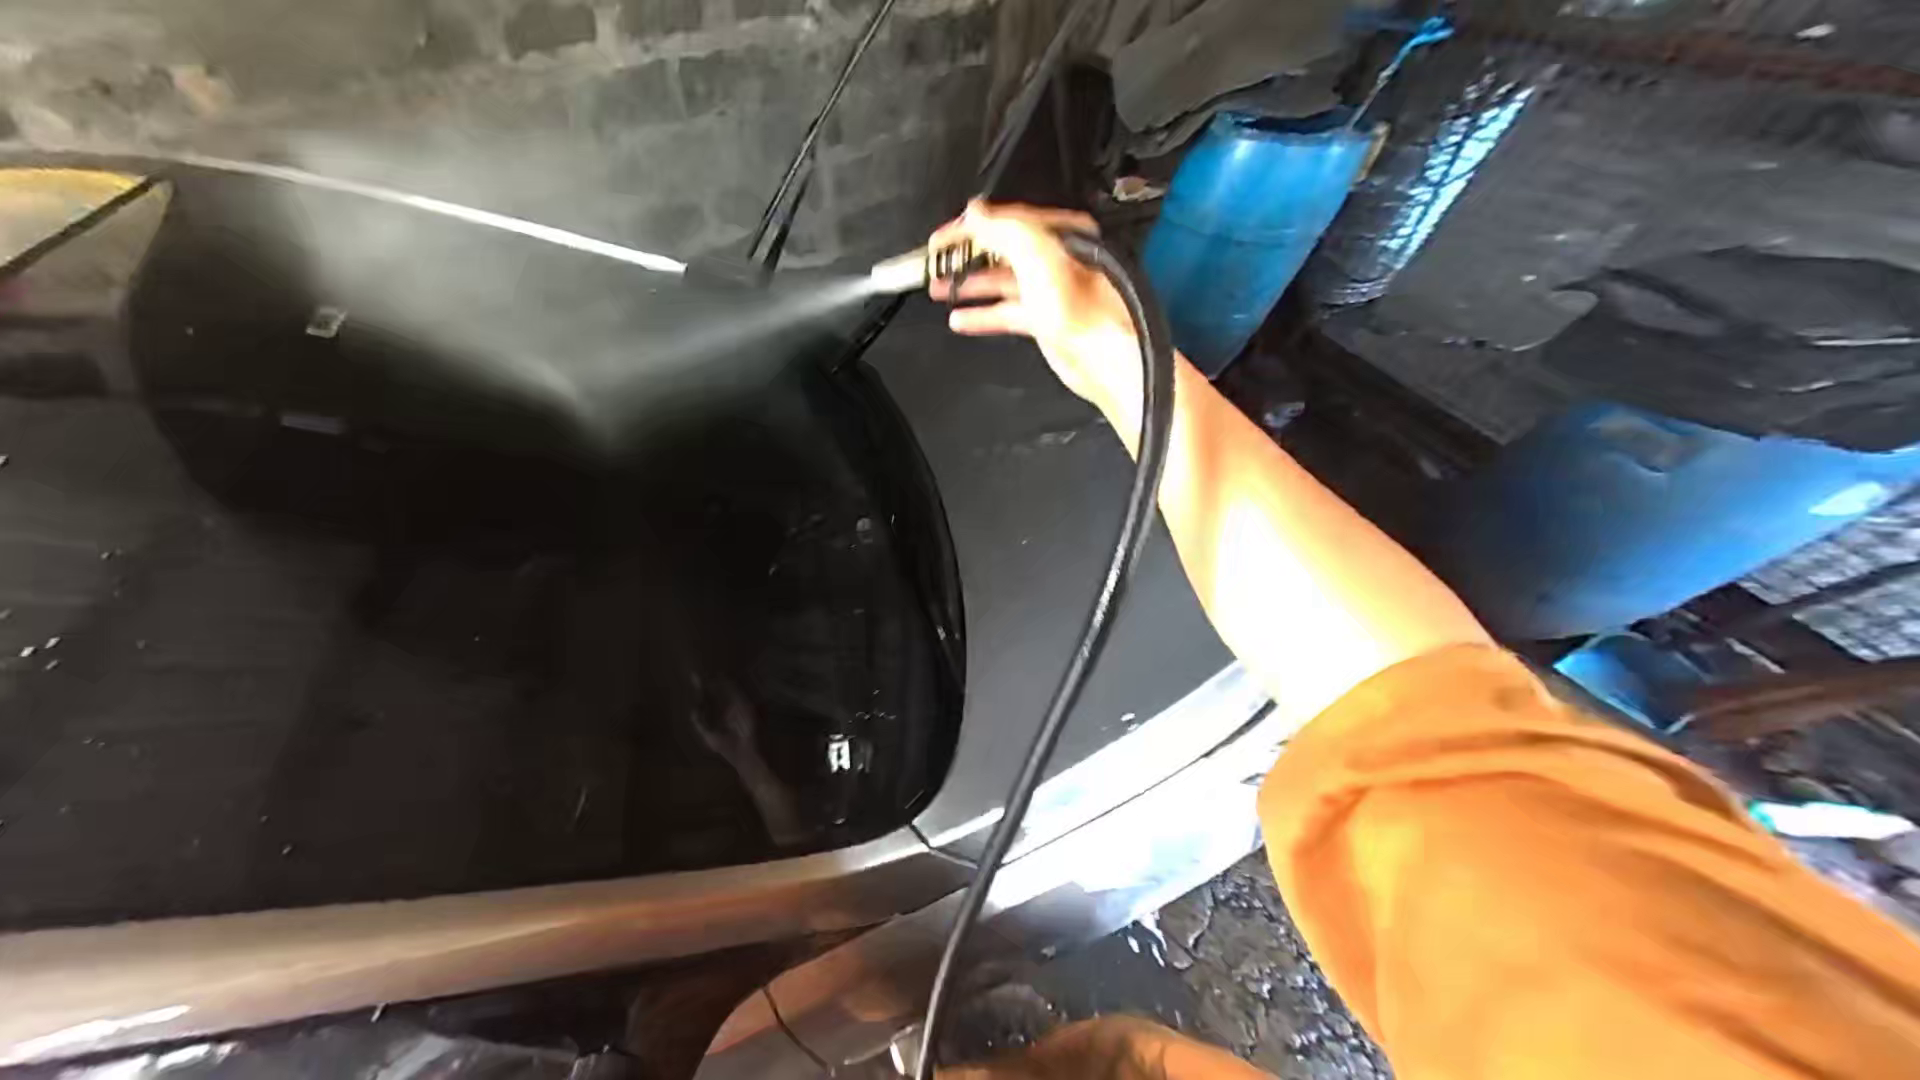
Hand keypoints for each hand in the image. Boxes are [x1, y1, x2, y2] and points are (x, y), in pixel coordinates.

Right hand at [927, 201, 1141, 428]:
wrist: (1099, 352)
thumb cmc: (1078, 303)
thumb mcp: (1035, 252)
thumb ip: (1002, 228)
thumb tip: (974, 211)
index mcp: (1059, 233)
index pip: (1006, 221)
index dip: (970, 227)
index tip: (942, 237)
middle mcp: (1056, 259)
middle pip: (1001, 251)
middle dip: (965, 255)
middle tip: (935, 261)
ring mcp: (1050, 292)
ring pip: (1000, 282)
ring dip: (968, 285)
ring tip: (937, 287)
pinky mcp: (1044, 321)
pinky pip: (1005, 313)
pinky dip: (981, 315)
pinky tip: (959, 319)